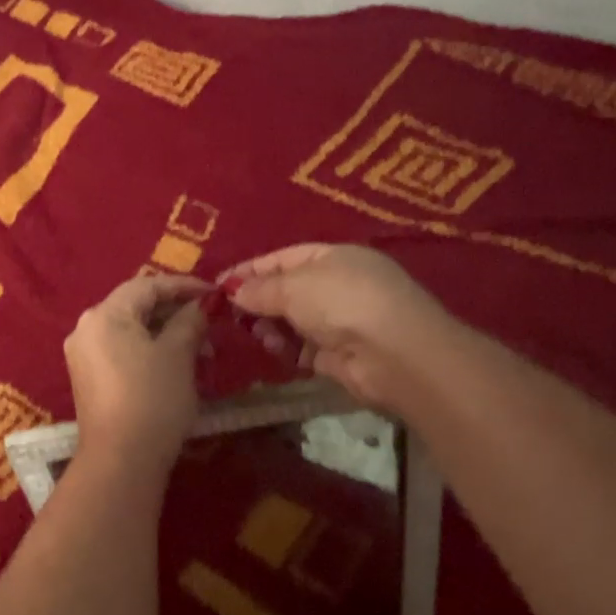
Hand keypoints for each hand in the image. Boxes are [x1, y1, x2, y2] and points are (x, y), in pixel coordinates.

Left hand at [65, 274, 208, 472]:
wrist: (121, 458)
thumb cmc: (153, 398)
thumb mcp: (178, 355)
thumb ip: (189, 322)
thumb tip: (199, 305)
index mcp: (104, 314)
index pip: (146, 285)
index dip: (182, 286)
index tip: (214, 293)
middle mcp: (85, 327)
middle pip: (134, 306)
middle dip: (174, 312)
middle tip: (211, 324)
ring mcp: (82, 353)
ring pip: (129, 330)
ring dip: (164, 333)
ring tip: (201, 351)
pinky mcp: (87, 376)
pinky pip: (120, 350)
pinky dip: (148, 350)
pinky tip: (175, 364)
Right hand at [218, 244, 460, 411]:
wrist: (397, 356)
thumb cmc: (343, 302)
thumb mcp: (291, 286)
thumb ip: (258, 288)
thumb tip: (231, 290)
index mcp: (335, 258)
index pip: (282, 259)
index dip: (250, 270)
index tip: (218, 285)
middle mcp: (340, 287)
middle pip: (286, 291)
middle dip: (258, 301)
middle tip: (231, 313)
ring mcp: (343, 322)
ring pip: (292, 321)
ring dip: (270, 327)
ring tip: (257, 334)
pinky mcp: (341, 355)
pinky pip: (303, 348)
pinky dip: (288, 349)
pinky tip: (277, 351)